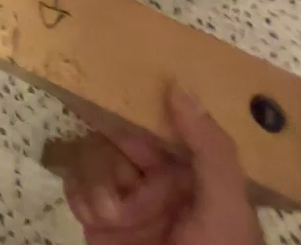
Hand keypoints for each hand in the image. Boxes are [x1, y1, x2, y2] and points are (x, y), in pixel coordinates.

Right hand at [63, 84, 263, 244]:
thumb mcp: (226, 214)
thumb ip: (211, 152)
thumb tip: (179, 86)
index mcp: (197, 173)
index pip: (163, 121)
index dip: (140, 102)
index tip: (115, 81)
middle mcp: (159, 178)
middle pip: (118, 131)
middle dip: (111, 147)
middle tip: (114, 167)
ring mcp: (126, 195)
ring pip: (92, 152)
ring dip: (95, 180)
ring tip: (110, 216)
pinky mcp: (96, 211)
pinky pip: (74, 179)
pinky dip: (80, 195)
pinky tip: (96, 219)